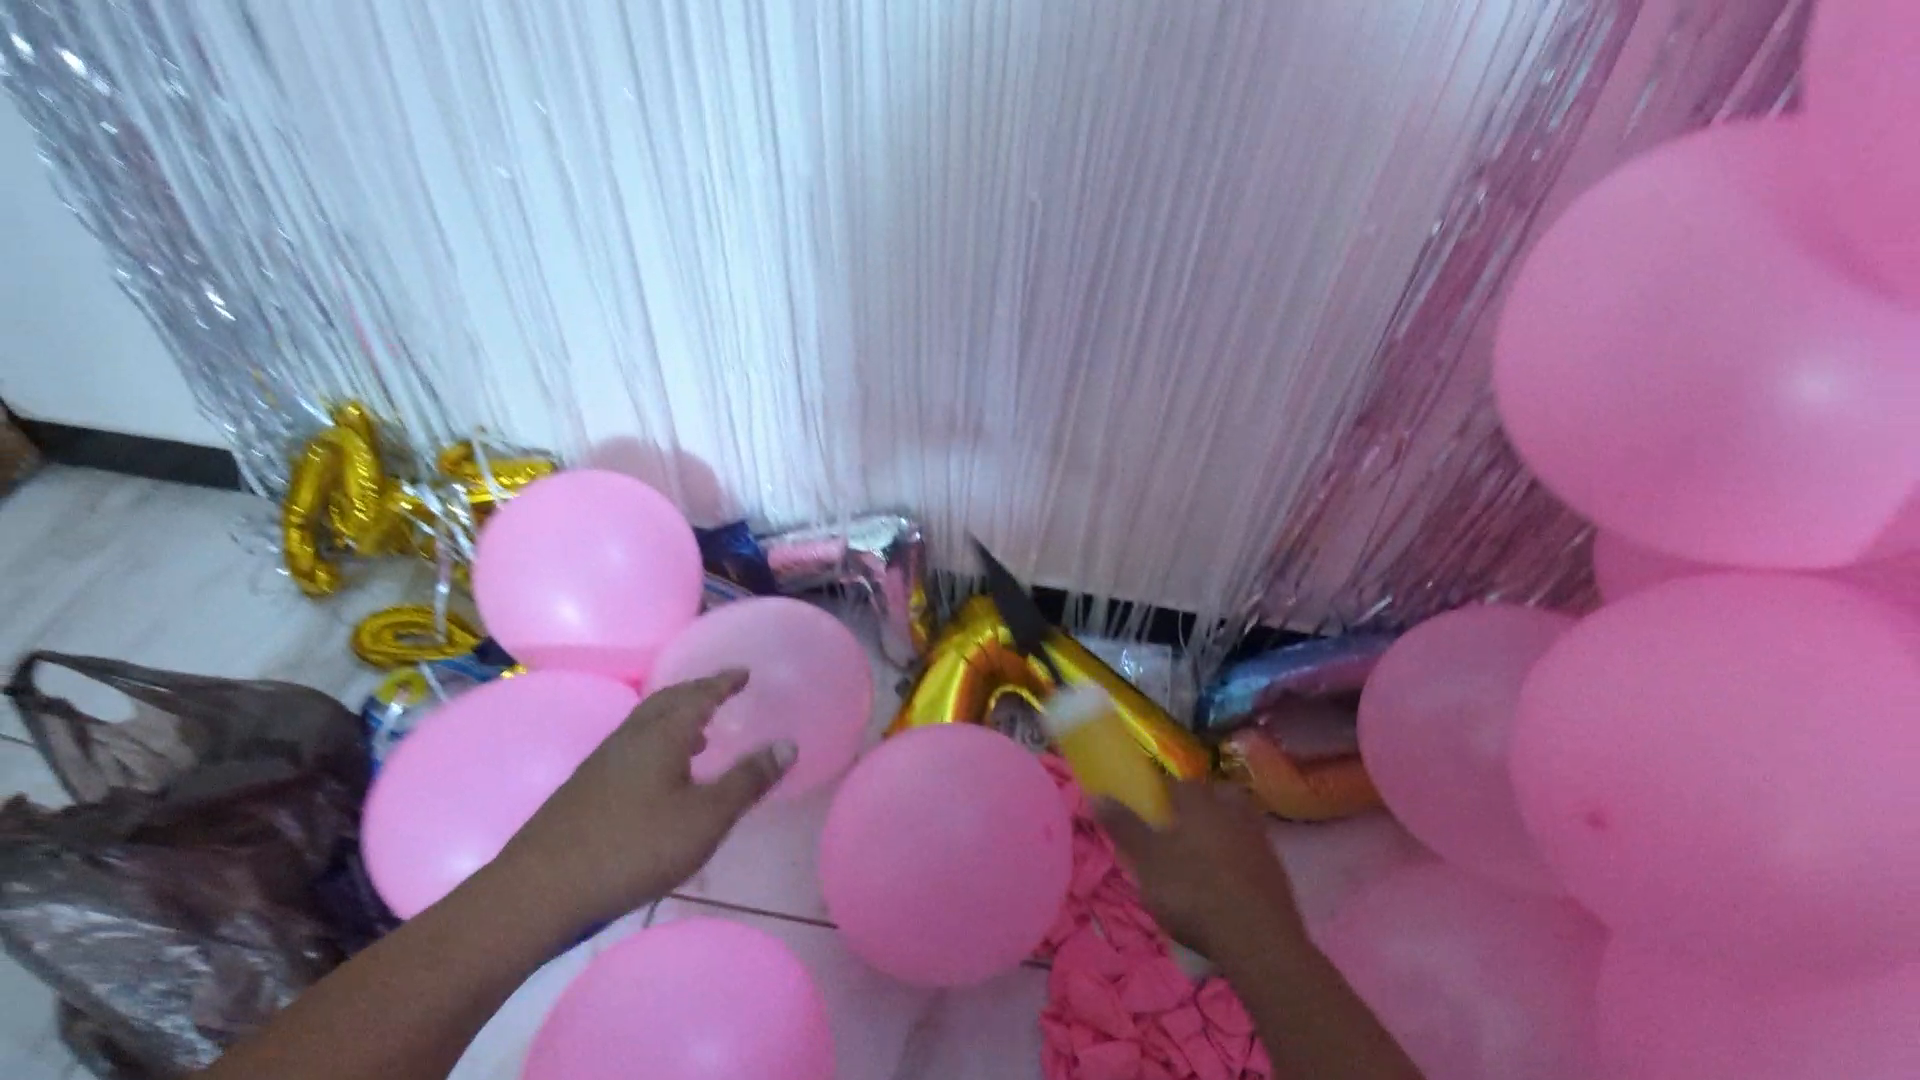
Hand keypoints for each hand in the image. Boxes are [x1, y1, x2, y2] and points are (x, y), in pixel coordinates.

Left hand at [494, 670, 793, 930]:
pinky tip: (662, 775)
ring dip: (675, 718)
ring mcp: (602, 762)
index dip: (723, 682)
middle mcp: (630, 737)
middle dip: (697, 692)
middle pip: (667, 701)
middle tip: (722, 691)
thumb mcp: (705, 819)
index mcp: (661, 735)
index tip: (743, 672)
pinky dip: (657, 742)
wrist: (540, 890)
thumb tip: (787, 744)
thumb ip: (747, 781)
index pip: (698, 694)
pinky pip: (632, 746)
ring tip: (700, 733)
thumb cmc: (634, 848)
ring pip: (646, 724)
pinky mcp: (586, 788)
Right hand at [1096, 781, 1306, 960]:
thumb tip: (1097, 794)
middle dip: (1200, 805)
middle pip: (1215, 795)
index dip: (1161, 793)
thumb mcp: (1147, 861)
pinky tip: (1226, 881)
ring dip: (1222, 830)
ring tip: (1202, 857)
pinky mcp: (1276, 870)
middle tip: (1180, 829)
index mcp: (1199, 801)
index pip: (1176, 783)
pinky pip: (1251, 851)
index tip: (1150, 809)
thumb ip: (1124, 827)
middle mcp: (1232, 810)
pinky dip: (1238, 858)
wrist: (1256, 940)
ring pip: (1237, 820)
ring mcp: (1259, 839)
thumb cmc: (1192, 892)